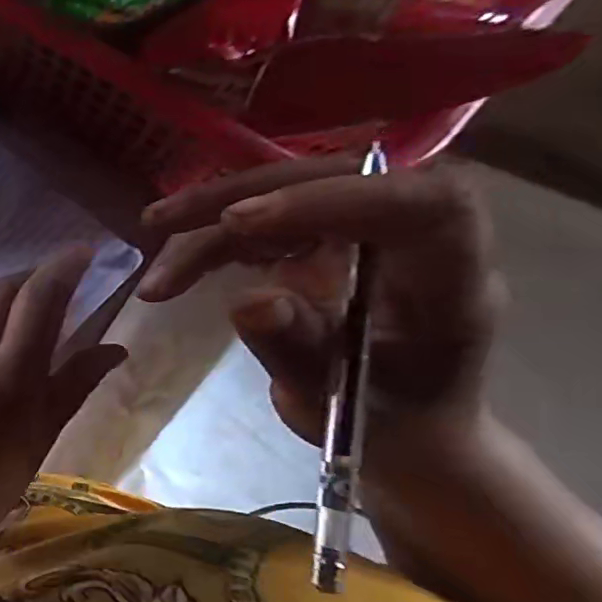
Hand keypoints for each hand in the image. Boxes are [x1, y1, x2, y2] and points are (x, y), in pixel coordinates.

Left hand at [0, 247, 127, 546]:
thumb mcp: (42, 435)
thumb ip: (74, 383)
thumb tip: (113, 349)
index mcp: (9, 371)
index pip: (39, 297)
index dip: (62, 267)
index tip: (80, 251)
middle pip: (0, 291)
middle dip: (27, 280)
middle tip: (45, 288)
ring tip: (2, 302)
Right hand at [137, 156, 502, 459]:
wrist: (403, 423)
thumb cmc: (384, 420)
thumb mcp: (339, 399)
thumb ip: (298, 349)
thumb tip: (246, 303)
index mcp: (449, 277)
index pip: (414, 205)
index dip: (326, 201)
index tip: (237, 222)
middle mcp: (417, 237)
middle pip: (339, 178)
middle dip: (244, 193)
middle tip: (164, 220)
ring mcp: (372, 232)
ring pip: (295, 189)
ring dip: (215, 212)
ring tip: (152, 237)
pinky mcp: (335, 239)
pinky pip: (272, 220)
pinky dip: (217, 240)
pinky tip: (174, 271)